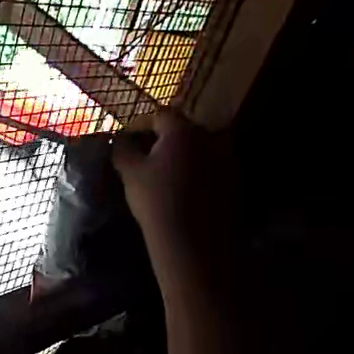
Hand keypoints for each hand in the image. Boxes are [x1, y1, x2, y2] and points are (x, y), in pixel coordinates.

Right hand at [111, 110, 228, 284]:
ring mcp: (226, 158)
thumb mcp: (129, 172)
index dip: (140, 124)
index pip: (159, 115)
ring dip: (181, 154)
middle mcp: (209, 137)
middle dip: (162, 138)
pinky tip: (183, 187)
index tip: (126, 140)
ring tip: (164, 172)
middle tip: (143, 156)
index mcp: (182, 131)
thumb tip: (120, 139)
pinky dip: (196, 170)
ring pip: (198, 147)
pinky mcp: (233, 179)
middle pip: (182, 129)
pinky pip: (210, 166)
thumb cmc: (155, 200)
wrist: (191, 239)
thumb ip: (122, 149)